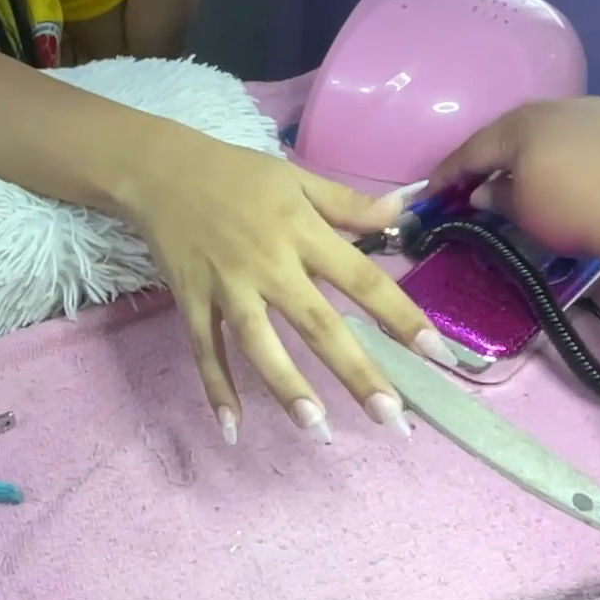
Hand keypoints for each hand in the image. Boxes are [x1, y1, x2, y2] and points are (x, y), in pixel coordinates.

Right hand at [128, 137, 455, 445]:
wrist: (162, 172)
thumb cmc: (235, 173)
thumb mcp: (297, 176)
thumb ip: (347, 202)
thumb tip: (402, 215)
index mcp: (302, 232)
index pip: (362, 279)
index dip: (401, 316)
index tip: (437, 354)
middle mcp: (269, 266)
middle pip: (317, 324)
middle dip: (355, 371)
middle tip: (389, 417)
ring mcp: (227, 288)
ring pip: (259, 345)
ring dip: (287, 387)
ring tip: (317, 428)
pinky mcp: (192, 303)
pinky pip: (205, 351)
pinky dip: (216, 388)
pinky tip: (232, 427)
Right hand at [427, 97, 599, 258]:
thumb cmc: (579, 206)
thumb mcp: (524, 209)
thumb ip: (497, 196)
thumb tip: (483, 191)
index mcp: (524, 123)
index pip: (471, 148)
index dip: (446, 174)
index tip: (427, 196)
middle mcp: (562, 108)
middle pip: (511, 132)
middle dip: (486, 158)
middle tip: (468, 185)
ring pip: (549, 133)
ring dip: (525, 157)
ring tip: (514, 183)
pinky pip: (581, 141)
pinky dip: (559, 159)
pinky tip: (562, 180)